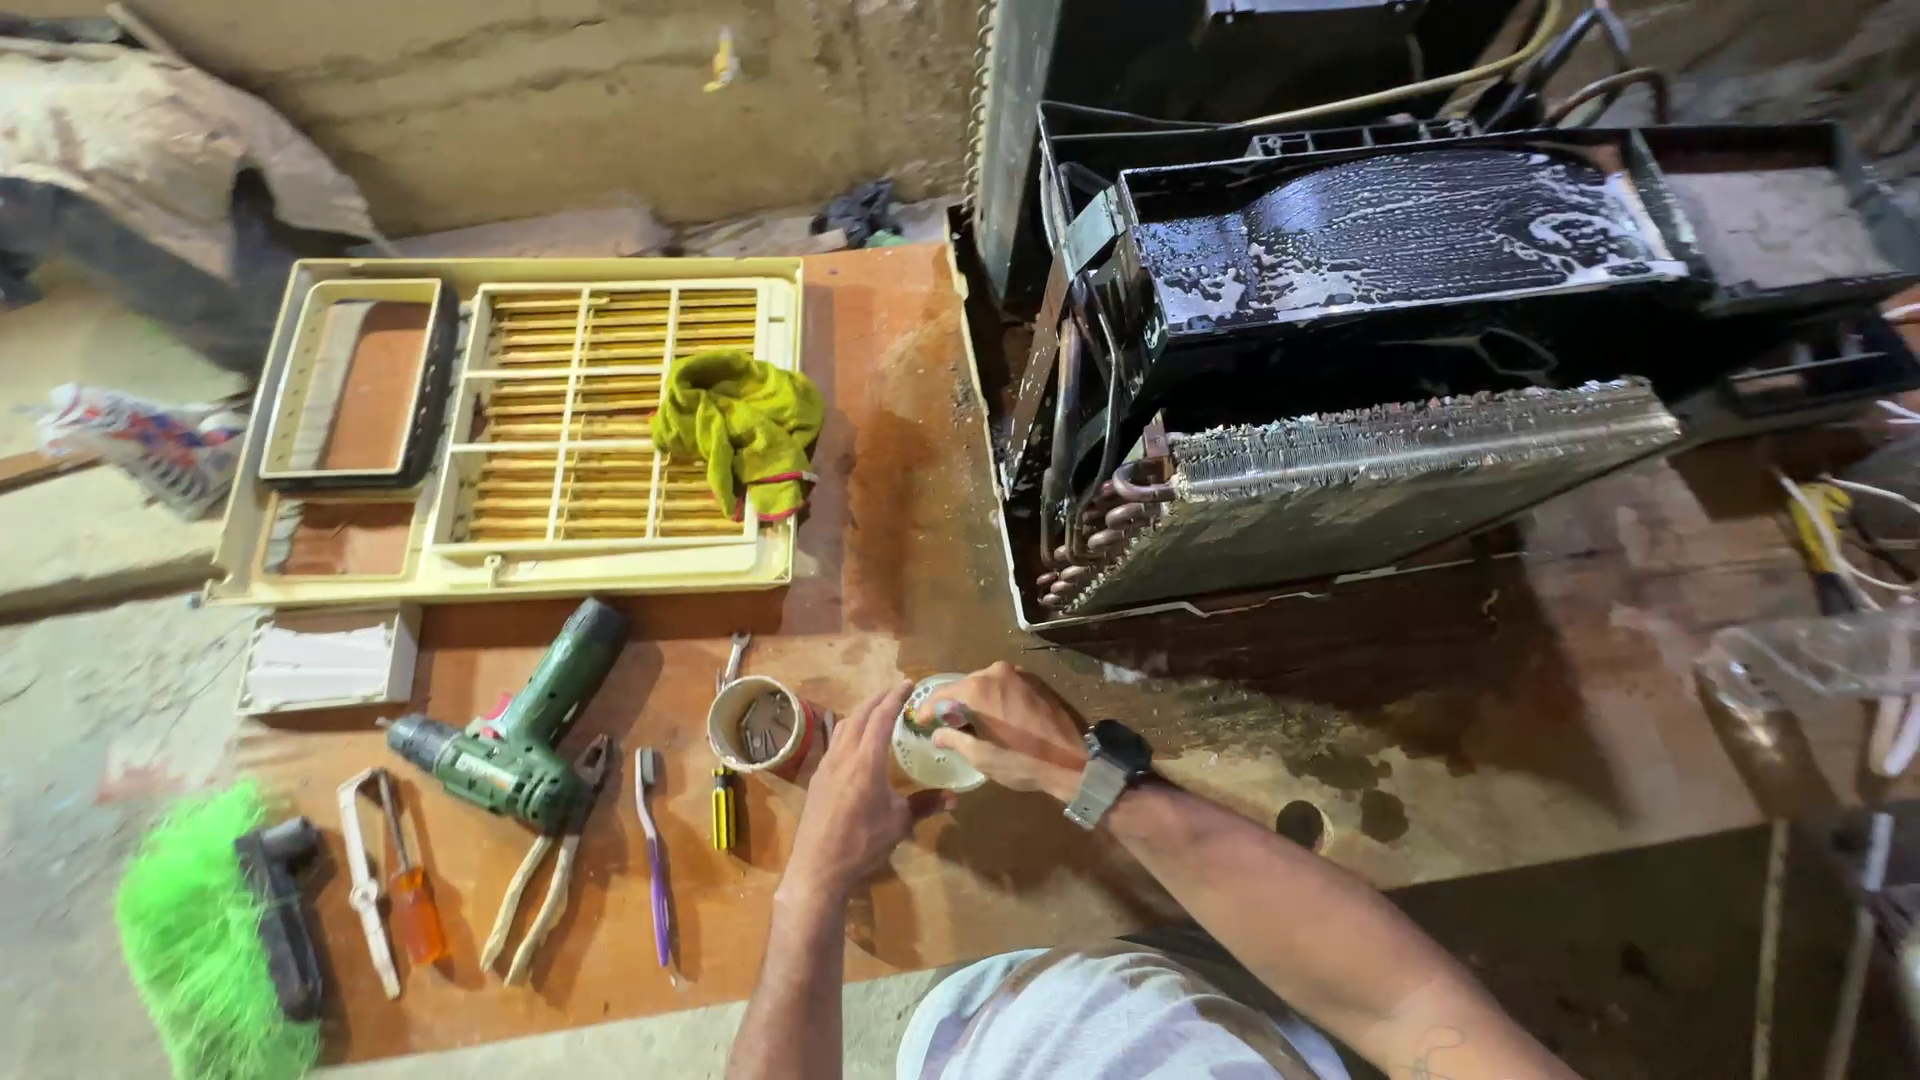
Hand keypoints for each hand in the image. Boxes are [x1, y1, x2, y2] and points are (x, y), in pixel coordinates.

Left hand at [782, 680, 954, 903]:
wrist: (818, 867)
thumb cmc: (862, 843)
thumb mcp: (899, 823)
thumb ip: (925, 804)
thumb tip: (956, 798)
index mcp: (866, 761)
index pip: (881, 718)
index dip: (895, 698)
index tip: (907, 685)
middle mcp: (844, 755)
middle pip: (859, 715)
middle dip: (877, 699)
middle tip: (894, 691)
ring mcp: (826, 765)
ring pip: (843, 726)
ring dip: (860, 712)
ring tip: (875, 709)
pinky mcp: (817, 777)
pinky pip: (834, 742)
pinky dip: (848, 729)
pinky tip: (854, 740)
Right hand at [924, 662, 1085, 803]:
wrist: (1072, 761)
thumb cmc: (1021, 761)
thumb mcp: (981, 756)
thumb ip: (954, 739)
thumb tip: (938, 735)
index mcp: (978, 689)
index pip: (941, 693)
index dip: (927, 708)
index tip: (919, 721)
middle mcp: (995, 672)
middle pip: (963, 686)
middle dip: (952, 704)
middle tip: (944, 724)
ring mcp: (1017, 673)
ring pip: (984, 684)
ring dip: (974, 700)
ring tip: (970, 722)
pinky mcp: (1034, 680)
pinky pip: (1004, 685)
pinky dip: (994, 698)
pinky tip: (995, 716)